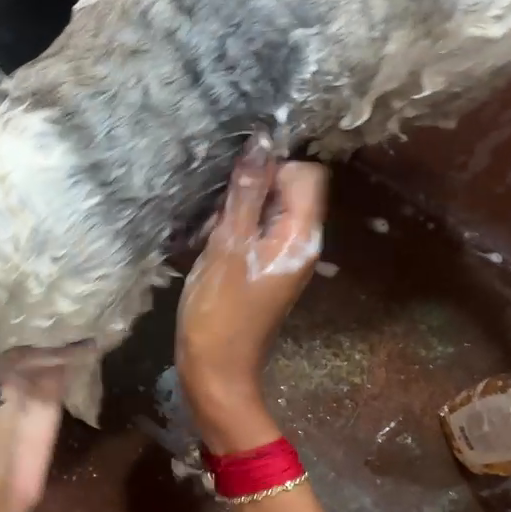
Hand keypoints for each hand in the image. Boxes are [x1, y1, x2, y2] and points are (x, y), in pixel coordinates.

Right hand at [177, 141, 328, 448]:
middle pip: (286, 189)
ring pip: (264, 210)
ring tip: (206, 233)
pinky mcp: (263, 268)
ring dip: (234, 211)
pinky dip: (230, 231)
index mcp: (301, 234)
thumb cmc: (219, 310)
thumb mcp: (227, 245)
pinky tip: (205, 247)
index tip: (234, 188)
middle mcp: (300, 242)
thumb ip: (245, 193)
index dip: (271, 168)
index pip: (305, 173)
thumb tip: (262, 141)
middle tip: (214, 214)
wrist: (215, 370)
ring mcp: (282, 256)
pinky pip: (253, 232)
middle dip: (248, 189)